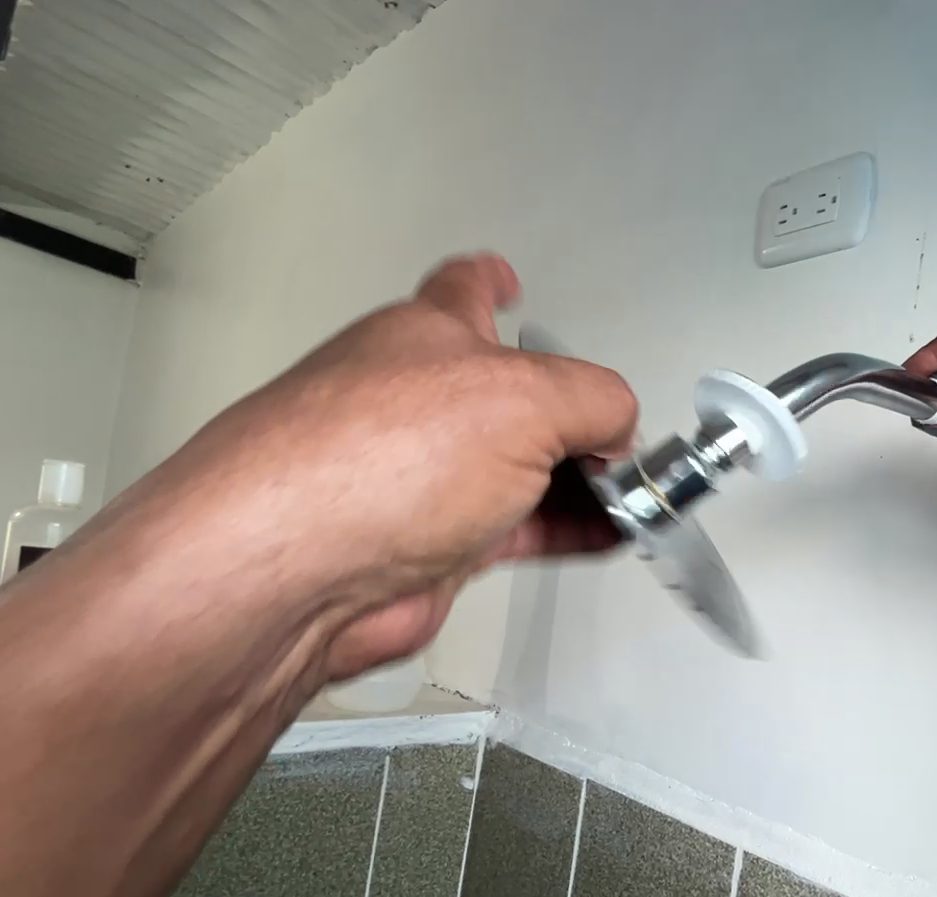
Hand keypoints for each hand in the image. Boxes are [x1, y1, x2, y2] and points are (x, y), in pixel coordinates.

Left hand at [118, 253, 636, 677]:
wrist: (299, 576)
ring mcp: (430, 478)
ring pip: (526, 470)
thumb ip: (594, 400)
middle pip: (516, 396)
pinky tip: (610, 536)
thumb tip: (617, 429)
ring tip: (636, 496)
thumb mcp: (525, 399)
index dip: (494, 281)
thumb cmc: (371, 465)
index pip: (465, 290)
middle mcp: (425, 405)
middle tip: (624, 436)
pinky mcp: (439, 545)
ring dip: (585, 482)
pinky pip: (524, 528)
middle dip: (576, 414)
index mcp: (431, 338)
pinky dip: (572, 530)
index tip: (514, 282)